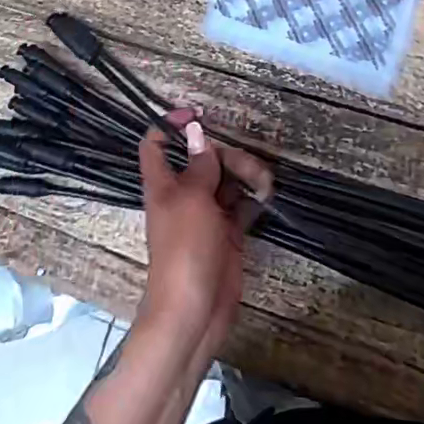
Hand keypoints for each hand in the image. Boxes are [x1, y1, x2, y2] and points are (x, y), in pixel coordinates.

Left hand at [136, 108, 272, 357]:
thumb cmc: (185, 250)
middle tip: (247, 168)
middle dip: (229, 156)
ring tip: (265, 187)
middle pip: (205, 160)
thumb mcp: (191, 199)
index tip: (198, 114)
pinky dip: (254, 199)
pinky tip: (266, 199)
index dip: (171, 126)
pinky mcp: (228, 233)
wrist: (195, 309)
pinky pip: (242, 206)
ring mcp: (207, 215)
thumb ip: (200, 166)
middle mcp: (184, 195)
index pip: (157, 145)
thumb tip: (199, 133)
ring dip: (247, 176)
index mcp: (164, 184)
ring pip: (227, 181)